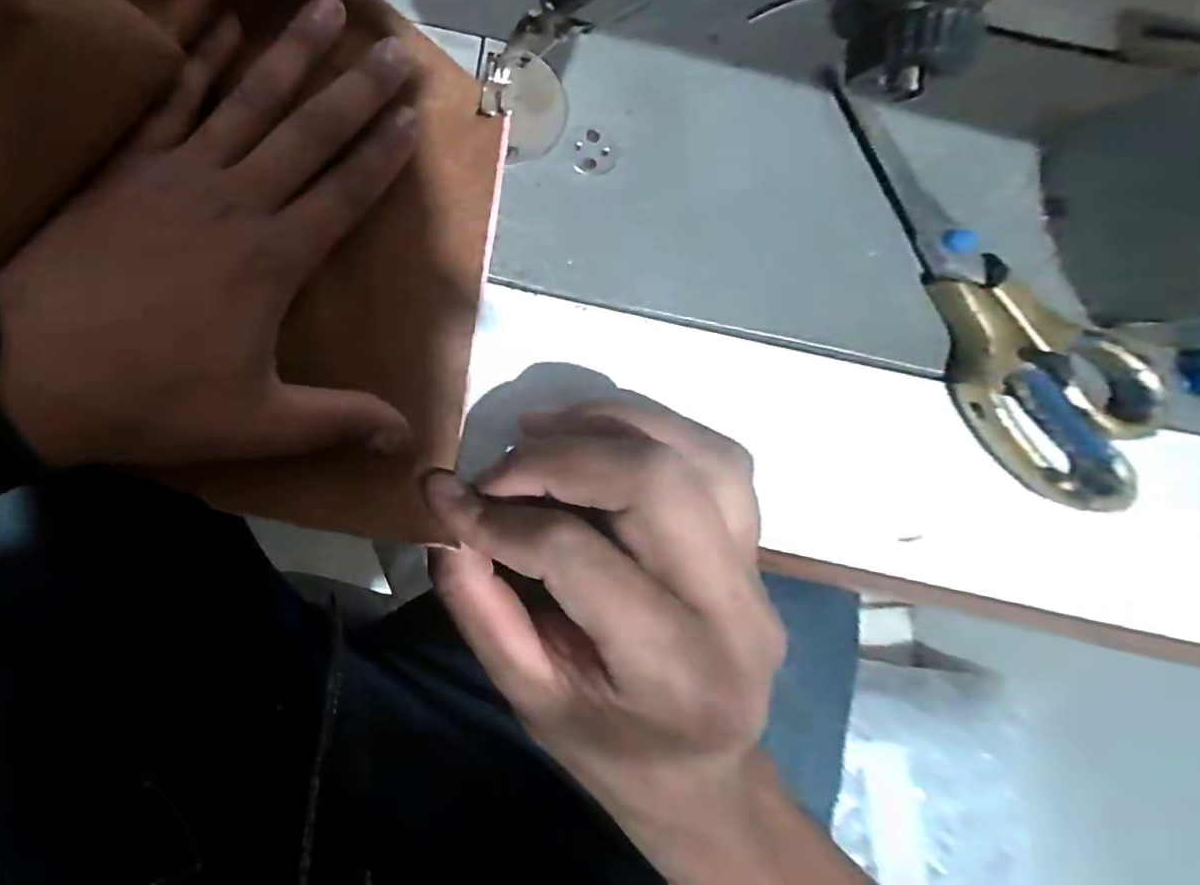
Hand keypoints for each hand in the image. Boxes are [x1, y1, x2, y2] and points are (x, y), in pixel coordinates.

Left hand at [0, 0, 419, 465]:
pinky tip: (221, 22)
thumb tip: (406, 441)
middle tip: (393, 47)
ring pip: (250, 100)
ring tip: (326, 5)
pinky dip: (199, 58)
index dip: (383, 154)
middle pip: (310, 133)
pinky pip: (173, 99)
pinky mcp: (130, 166)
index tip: (411, 115)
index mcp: (273, 258)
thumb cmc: (151, 398)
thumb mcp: (255, 422)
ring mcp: (179, 174)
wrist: (33, 373)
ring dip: (293, 54)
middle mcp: (237, 201)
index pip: (345, 192)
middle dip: (358, 89)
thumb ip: (335, 421)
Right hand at [423, 399, 793, 875]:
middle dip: (555, 458)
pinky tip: (593, 436)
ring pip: (694, 452)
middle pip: (652, 481)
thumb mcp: (525, 695)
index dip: (498, 518)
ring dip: (604, 423)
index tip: (446, 499)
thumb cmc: (606, 746)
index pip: (576, 553)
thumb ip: (478, 602)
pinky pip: (715, 456)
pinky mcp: (757, 544)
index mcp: (673, 669)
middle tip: (497, 471)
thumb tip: (442, 504)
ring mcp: (758, 571)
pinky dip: (646, 428)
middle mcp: (734, 610)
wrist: (702, 776)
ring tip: (537, 431)